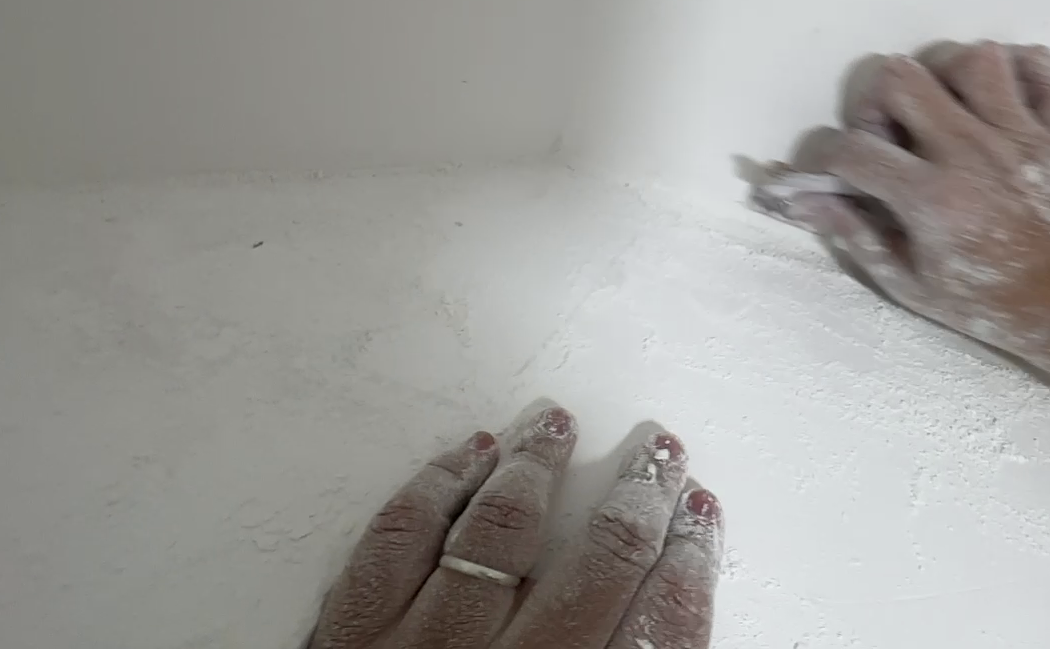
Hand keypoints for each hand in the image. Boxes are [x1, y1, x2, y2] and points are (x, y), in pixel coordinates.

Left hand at [309, 407, 720, 648]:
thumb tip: (669, 634)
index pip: (665, 627)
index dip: (693, 559)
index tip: (701, 514)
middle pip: (602, 561)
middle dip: (642, 492)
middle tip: (657, 450)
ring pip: (498, 531)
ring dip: (537, 465)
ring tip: (557, 422)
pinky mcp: (348, 644)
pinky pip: (396, 543)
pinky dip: (435, 488)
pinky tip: (466, 455)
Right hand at [767, 42, 1049, 359]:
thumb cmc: (988, 303)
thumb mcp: (909, 285)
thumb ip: (855, 236)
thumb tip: (801, 201)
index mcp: (934, 199)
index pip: (851, 151)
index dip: (820, 159)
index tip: (824, 173)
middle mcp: (973, 153)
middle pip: (901, 78)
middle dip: (874, 102)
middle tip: (885, 138)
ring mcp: (1019, 134)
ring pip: (970, 58)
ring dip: (942, 78)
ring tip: (940, 112)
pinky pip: (1043, 67)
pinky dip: (1020, 70)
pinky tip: (998, 98)